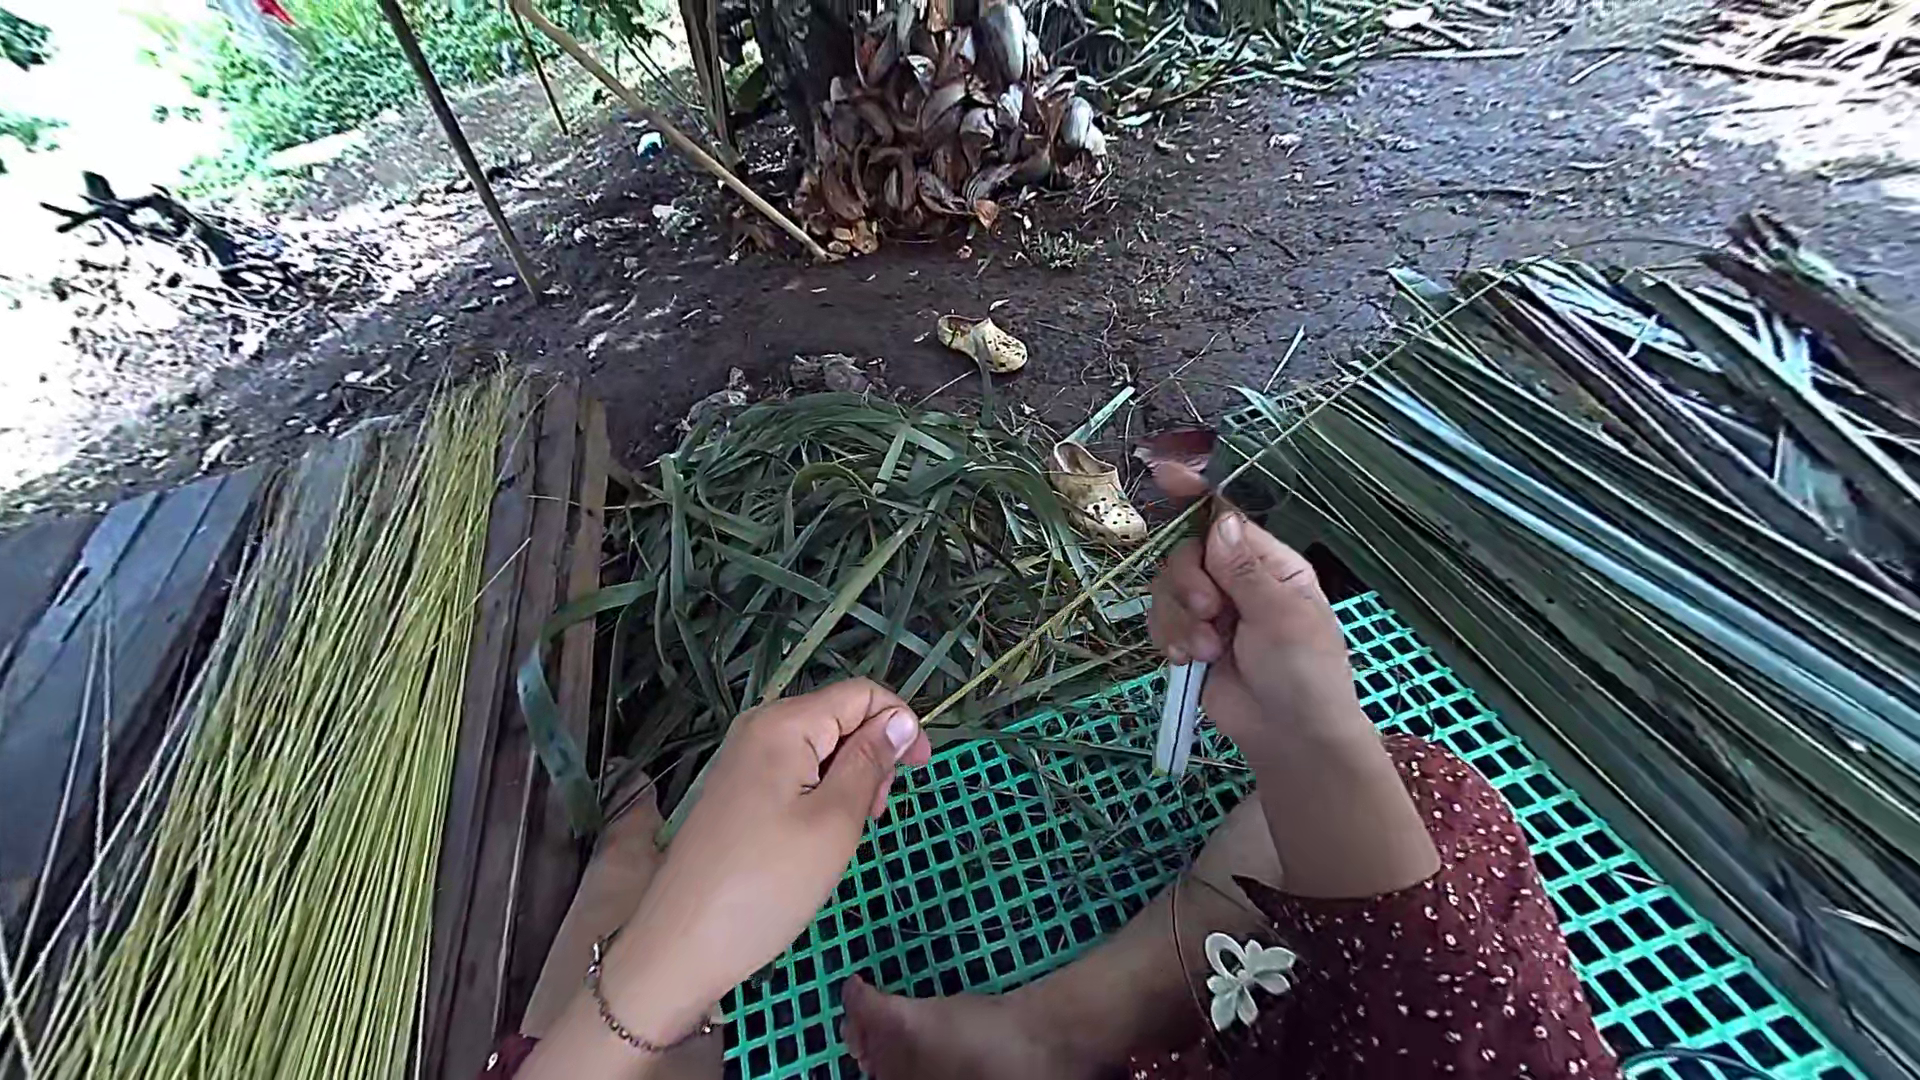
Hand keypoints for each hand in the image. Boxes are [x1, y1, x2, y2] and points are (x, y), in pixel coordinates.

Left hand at [597, 679, 931, 1040]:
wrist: (676, 950)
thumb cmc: (766, 884)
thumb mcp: (835, 821)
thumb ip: (871, 760)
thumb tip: (901, 718)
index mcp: (786, 722)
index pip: (862, 693)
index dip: (900, 721)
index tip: (921, 768)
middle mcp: (762, 725)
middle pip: (840, 716)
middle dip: (873, 753)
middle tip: (877, 813)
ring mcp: (746, 754)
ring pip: (822, 744)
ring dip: (851, 775)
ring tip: (851, 827)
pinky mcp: (739, 784)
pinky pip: (797, 767)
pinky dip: (824, 789)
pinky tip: (822, 828)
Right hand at [1147, 513, 1439, 896]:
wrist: (1287, 737)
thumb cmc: (1305, 673)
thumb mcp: (1283, 618)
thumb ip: (1245, 570)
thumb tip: (1217, 520)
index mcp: (1268, 563)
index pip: (1226, 517)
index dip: (1195, 495)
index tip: (1163, 476)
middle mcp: (1233, 578)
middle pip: (1185, 552)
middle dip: (1188, 582)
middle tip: (1209, 612)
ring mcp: (1207, 608)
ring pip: (1165, 587)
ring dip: (1179, 619)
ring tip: (1204, 651)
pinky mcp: (1185, 635)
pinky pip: (1157, 618)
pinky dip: (1167, 637)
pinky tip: (1185, 660)